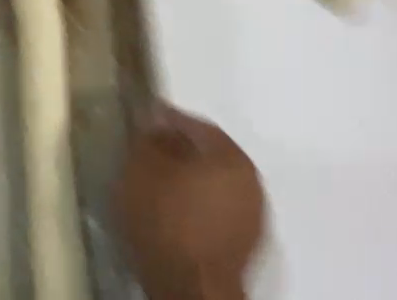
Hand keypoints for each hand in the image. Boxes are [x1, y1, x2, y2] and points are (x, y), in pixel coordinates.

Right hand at [116, 104, 265, 299]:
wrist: (190, 282)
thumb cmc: (163, 215)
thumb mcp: (142, 166)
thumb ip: (150, 137)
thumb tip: (157, 121)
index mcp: (232, 160)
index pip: (199, 125)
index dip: (168, 116)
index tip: (141, 114)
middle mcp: (252, 184)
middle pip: (212, 153)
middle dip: (180, 146)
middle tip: (146, 143)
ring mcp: (254, 216)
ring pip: (216, 180)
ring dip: (188, 172)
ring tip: (155, 173)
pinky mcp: (245, 240)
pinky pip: (218, 204)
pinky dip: (196, 196)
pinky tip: (170, 201)